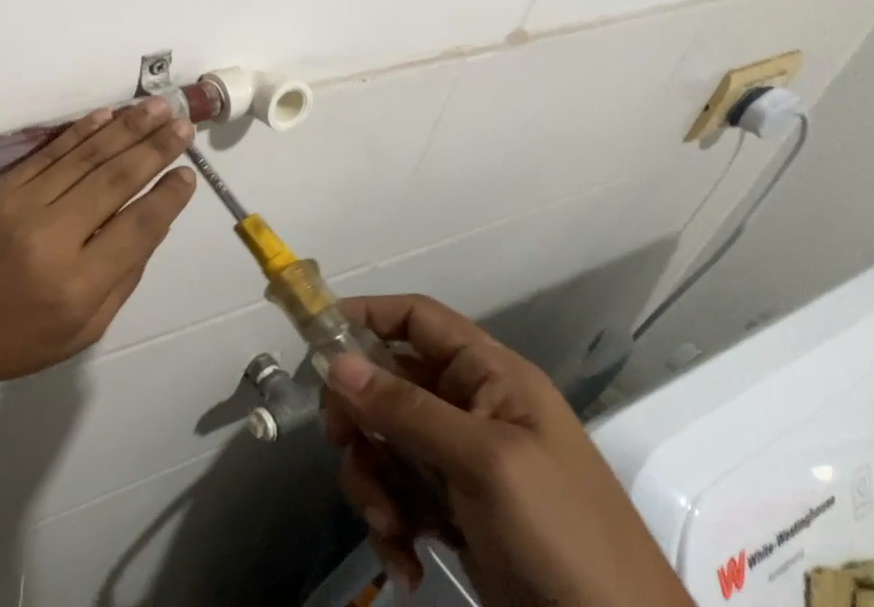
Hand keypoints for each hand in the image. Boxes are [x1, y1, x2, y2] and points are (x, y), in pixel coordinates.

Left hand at [0, 98, 196, 392]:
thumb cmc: (19, 341)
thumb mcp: (85, 329)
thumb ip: (124, 276)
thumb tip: (155, 219)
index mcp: (78, 284)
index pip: (137, 227)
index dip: (167, 197)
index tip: (189, 173)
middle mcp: (50, 239)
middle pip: (112, 181)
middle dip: (153, 148)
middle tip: (183, 123)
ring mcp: (17, 208)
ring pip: (81, 159)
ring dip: (123, 129)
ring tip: (156, 108)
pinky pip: (46, 156)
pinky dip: (78, 134)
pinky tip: (106, 117)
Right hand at [321, 295, 689, 606]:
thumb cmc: (561, 534)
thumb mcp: (485, 463)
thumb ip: (408, 409)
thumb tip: (335, 362)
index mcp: (490, 378)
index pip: (418, 319)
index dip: (365, 315)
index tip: (313, 337)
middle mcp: (470, 409)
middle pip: (385, 384)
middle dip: (358, 418)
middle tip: (343, 443)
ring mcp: (459, 462)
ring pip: (381, 443)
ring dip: (371, 481)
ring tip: (391, 525)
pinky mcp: (451, 510)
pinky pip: (394, 494)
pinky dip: (388, 524)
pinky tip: (403, 557)